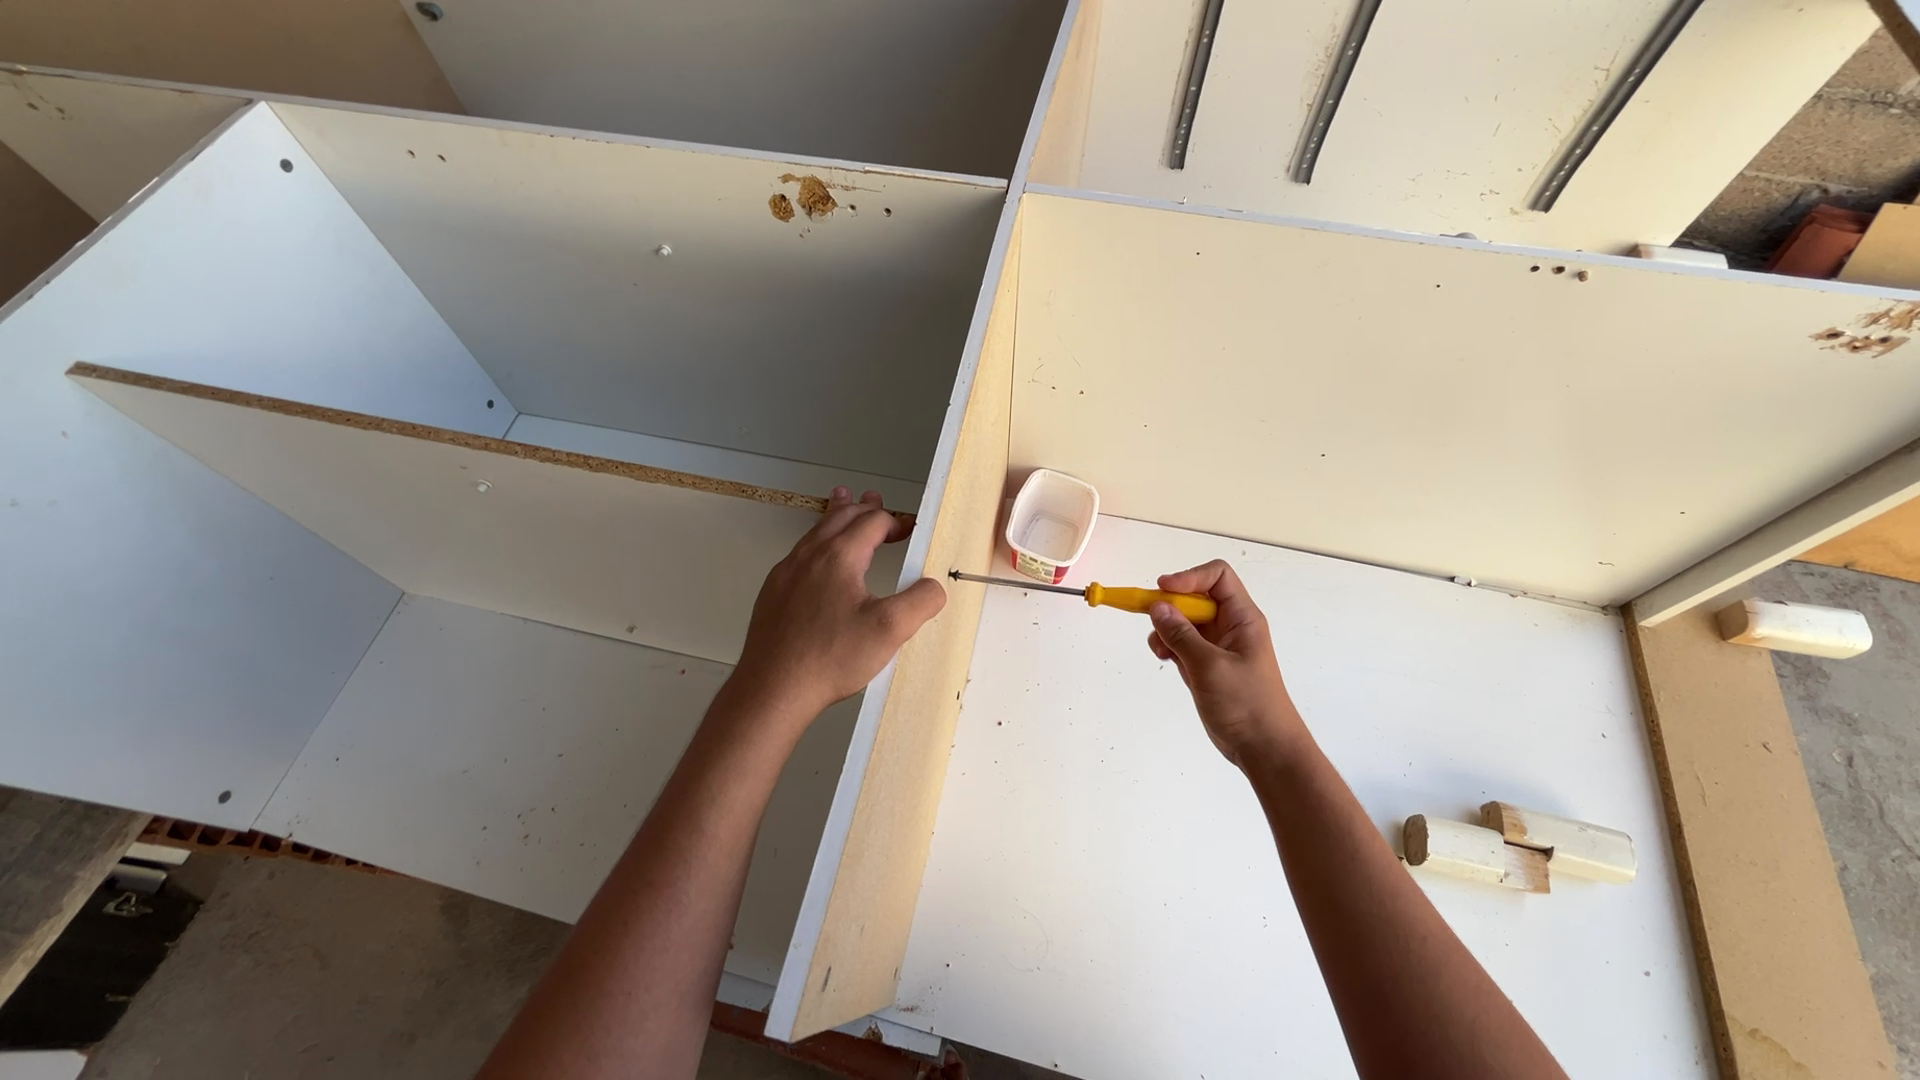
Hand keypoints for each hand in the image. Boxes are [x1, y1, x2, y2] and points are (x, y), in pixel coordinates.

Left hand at [732, 487, 946, 729]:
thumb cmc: (831, 658)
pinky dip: (817, 541)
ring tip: (843, 501)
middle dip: (864, 508)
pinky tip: (818, 559)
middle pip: (840, 517)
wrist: (773, 688)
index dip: (895, 521)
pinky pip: (799, 554)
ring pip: (815, 532)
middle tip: (878, 501)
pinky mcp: (773, 594)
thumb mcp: (890, 630)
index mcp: (839, 557)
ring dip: (836, 516)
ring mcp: (786, 574)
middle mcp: (809, 556)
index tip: (910, 530)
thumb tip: (935, 586)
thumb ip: (921, 601)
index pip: (872, 522)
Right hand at [1145, 560, 1308, 768]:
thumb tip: (1157, 607)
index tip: (1162, 589)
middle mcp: (1230, 626)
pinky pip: (1181, 643)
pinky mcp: (1205, 665)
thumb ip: (1181, 635)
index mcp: (1242, 618)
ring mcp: (1217, 646)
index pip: (1217, 576)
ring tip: (1160, 650)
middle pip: (1195, 597)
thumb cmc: (1247, 703)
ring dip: (1166, 629)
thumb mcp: (1210, 666)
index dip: (1189, 577)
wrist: (1263, 747)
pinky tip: (1164, 659)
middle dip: (1171, 606)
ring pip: (1184, 621)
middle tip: (1152, 622)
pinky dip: (1168, 646)